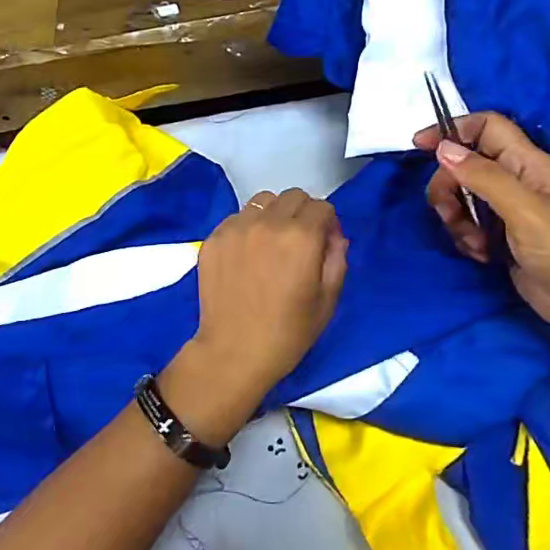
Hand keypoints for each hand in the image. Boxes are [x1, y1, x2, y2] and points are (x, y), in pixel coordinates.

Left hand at [185, 189, 348, 397]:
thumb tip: (334, 237)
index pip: (321, 207)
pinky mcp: (213, 239)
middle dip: (303, 213)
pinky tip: (246, 255)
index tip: (325, 243)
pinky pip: (236, 218)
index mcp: (300, 237)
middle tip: (300, 242)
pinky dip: (246, 228)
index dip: (328, 223)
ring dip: (273, 215)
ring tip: (271, 244)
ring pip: (262, 202)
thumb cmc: (288, 333)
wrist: (234, 351)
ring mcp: (235, 228)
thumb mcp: (327, 300)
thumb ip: (336, 259)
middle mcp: (267, 223)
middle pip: (292, 197)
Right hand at [415, 113, 549, 340]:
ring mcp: (510, 211)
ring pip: (462, 197)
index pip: (487, 127)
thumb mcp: (526, 211)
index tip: (420, 146)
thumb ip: (484, 177)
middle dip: (447, 187)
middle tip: (448, 214)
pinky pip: (469, 225)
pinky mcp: (503, 238)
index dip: (453, 129)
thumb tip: (443, 147)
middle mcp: (517, 181)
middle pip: (464, 165)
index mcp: (528, 163)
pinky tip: (481, 255)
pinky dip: (466, 237)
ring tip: (472, 243)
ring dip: (455, 218)